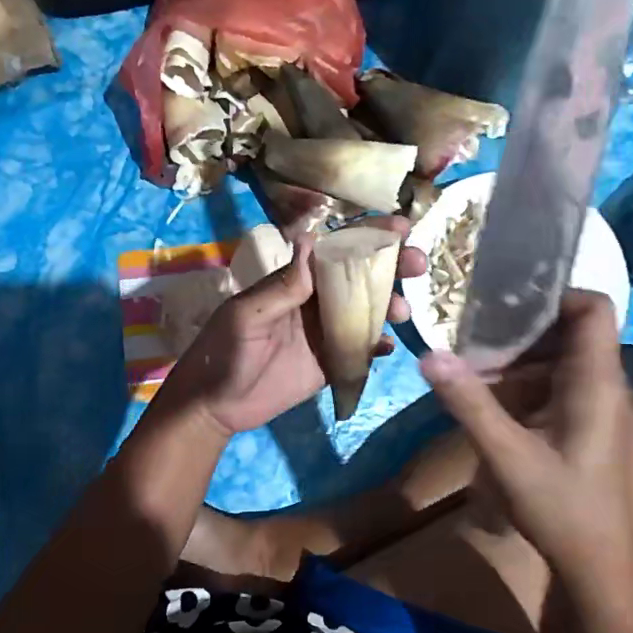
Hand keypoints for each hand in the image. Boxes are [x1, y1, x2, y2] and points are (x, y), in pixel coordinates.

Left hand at [157, 217, 426, 436]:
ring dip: (388, 306)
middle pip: (359, 278)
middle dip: (391, 267)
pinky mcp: (330, 363)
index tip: (399, 226)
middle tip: (418, 264)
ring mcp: (324, 333)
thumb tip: (310, 239)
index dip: (366, 236)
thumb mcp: (248, 316)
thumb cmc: (223, 352)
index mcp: (295, 282)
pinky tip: (386, 348)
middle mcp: (315, 302)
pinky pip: (359, 350)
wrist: (214, 406)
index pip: (335, 251)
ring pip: (365, 312)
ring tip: (401, 312)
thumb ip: (283, 286)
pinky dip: (376, 346)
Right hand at [417, 291, 632, 580]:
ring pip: (557, 357)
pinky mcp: (580, 423)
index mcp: (596, 383)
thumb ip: (470, 404)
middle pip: (570, 329)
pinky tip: (484, 392)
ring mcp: (592, 405)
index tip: (506, 296)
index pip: (594, 309)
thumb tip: (429, 357)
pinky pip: (551, 383)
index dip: (556, 293)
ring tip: (469, 357)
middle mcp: (600, 385)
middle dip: (522, 324)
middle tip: (473, 323)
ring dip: (516, 354)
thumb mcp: (507, 456)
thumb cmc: (562, 509)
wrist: (596, 565)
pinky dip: (520, 379)